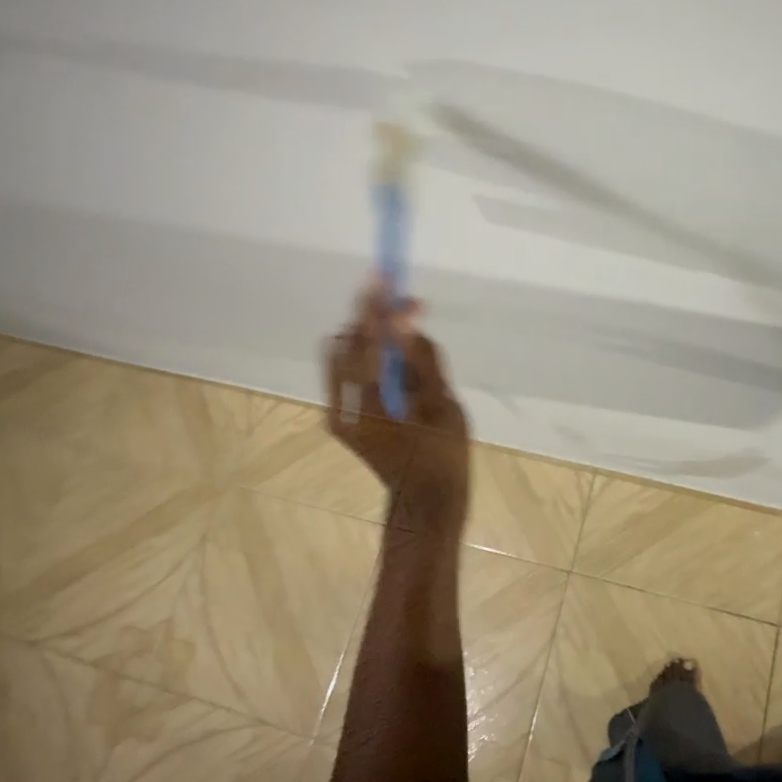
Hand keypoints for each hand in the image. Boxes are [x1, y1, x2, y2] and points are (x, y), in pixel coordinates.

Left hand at [324, 282, 469, 535]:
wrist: (423, 502)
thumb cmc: (444, 457)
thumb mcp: (445, 406)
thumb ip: (423, 361)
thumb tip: (404, 320)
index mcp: (374, 406)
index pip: (368, 343)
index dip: (376, 308)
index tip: (384, 278)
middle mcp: (344, 407)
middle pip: (349, 342)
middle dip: (374, 316)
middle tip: (406, 302)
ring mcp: (337, 413)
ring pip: (344, 354)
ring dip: (369, 335)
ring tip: (402, 332)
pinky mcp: (338, 417)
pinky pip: (344, 372)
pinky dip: (365, 355)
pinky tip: (390, 357)